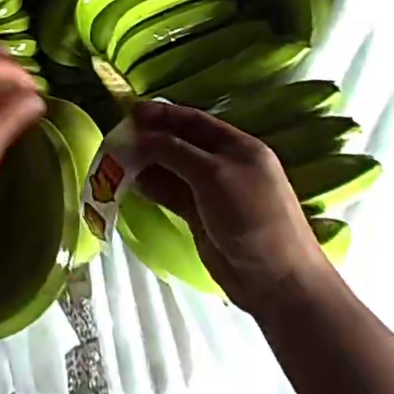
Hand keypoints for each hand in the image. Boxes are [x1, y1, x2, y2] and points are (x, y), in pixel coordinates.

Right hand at [131, 101, 332, 314]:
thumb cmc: (252, 217)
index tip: (132, 112)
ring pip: (173, 169)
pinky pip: (171, 194)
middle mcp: (224, 164)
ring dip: (147, 162)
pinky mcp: (201, 217)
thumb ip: (176, 152)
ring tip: (117, 158)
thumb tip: (140, 137)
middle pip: (182, 143)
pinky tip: (130, 182)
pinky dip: (152, 186)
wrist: (276, 282)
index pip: (195, 121)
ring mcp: (212, 192)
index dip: (164, 114)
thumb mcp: (214, 175)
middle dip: (152, 137)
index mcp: (238, 146)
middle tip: (119, 136)